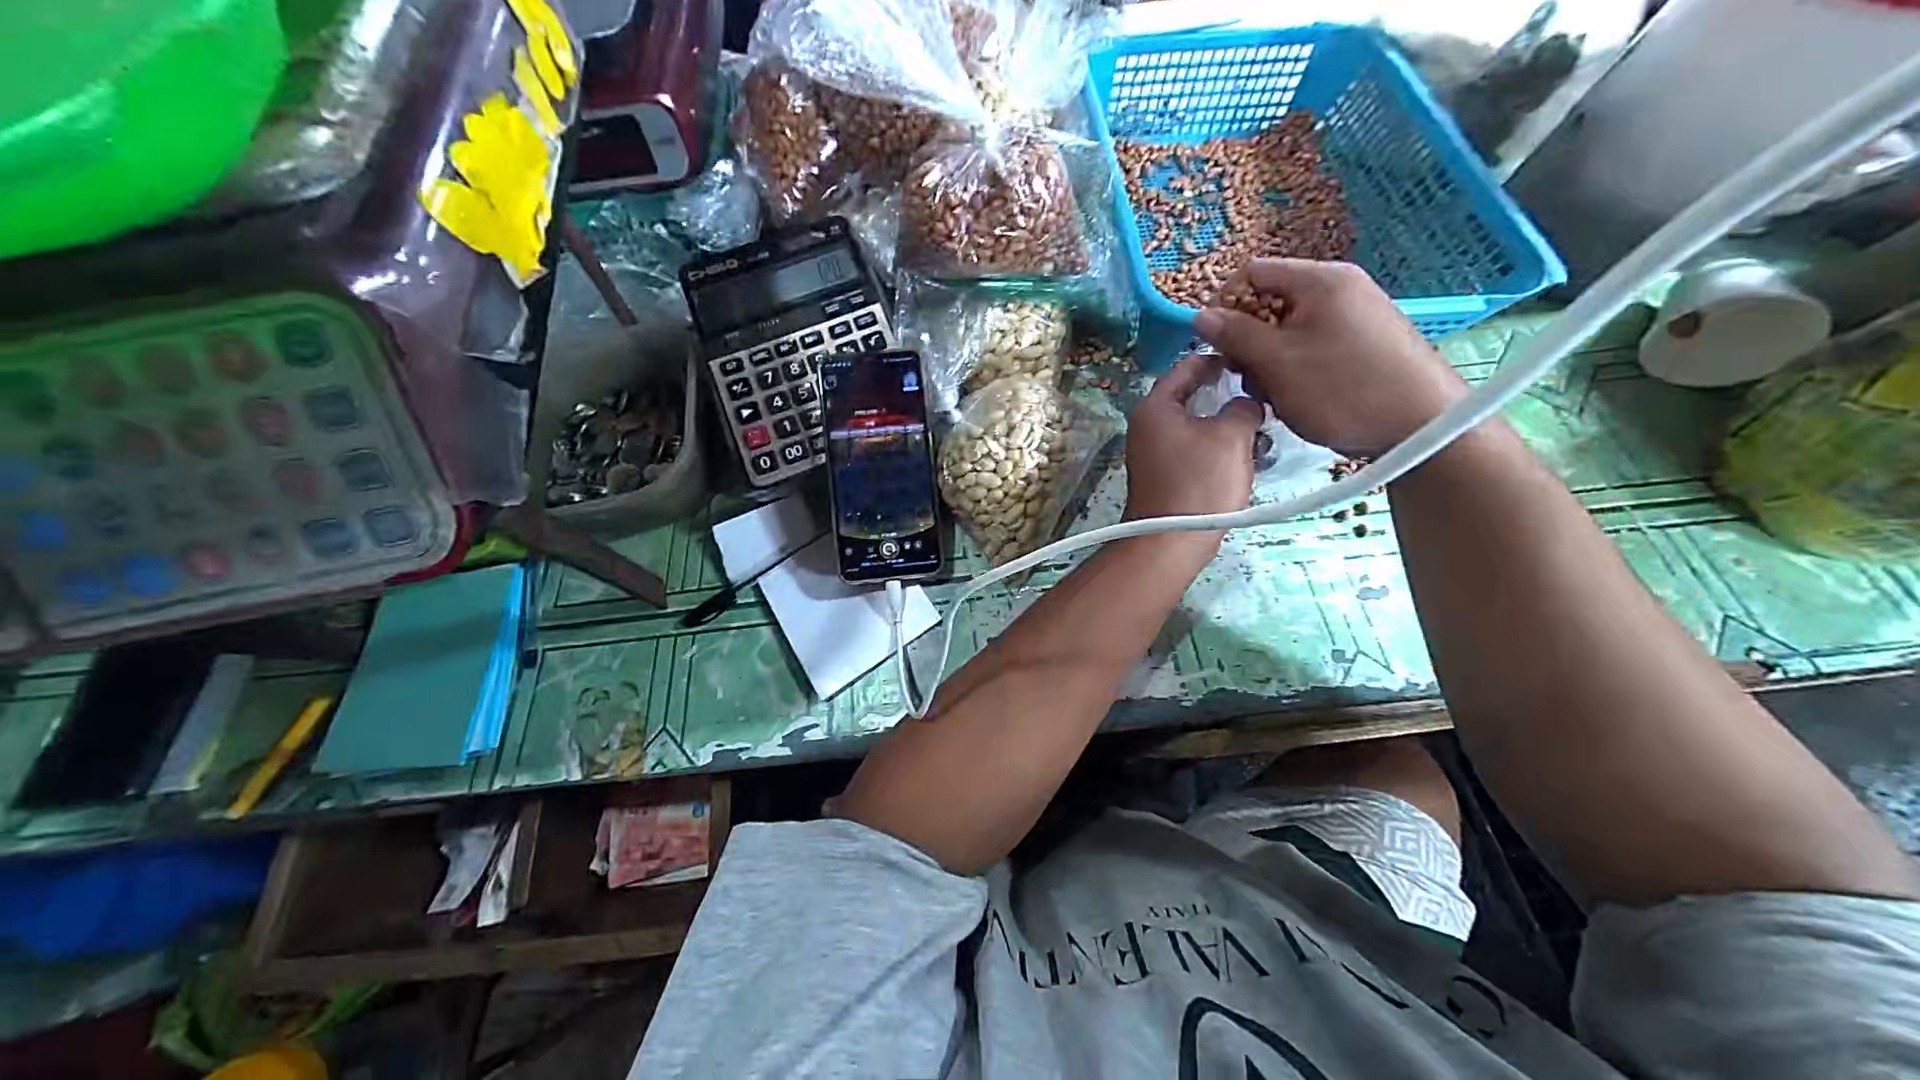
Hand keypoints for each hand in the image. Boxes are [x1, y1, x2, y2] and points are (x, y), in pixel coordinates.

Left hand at [1125, 352, 1263, 530]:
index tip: (1249, 359)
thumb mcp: (1231, 436)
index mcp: (1155, 407)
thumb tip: (1246, 403)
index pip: (1187, 367)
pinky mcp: (1165, 477)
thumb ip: (1243, 407)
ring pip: (1197, 427)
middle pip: (1192, 398)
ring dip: (1228, 427)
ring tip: (1260, 433)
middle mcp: (1148, 426)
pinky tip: (1245, 460)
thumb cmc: (1199, 482)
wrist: (1170, 542)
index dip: (1219, 360)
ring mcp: (1154, 454)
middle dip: (1228, 397)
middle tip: (1262, 397)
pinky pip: (1195, 452)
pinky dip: (1218, 450)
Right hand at [1193, 260, 1466, 457]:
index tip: (1213, 343)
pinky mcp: (1366, 343)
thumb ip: (1235, 335)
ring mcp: (1357, 316)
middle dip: (1248, 339)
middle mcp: (1341, 289)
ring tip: (1276, 395)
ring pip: (1290, 329)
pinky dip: (1296, 369)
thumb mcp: (1277, 362)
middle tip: (1247, 377)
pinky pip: (1313, 346)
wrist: (1421, 427)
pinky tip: (1300, 397)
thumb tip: (1199, 315)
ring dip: (1270, 361)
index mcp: (1320, 280)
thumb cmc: (1342, 389)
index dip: (1224, 304)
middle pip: (1271, 302)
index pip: (1252, 273)